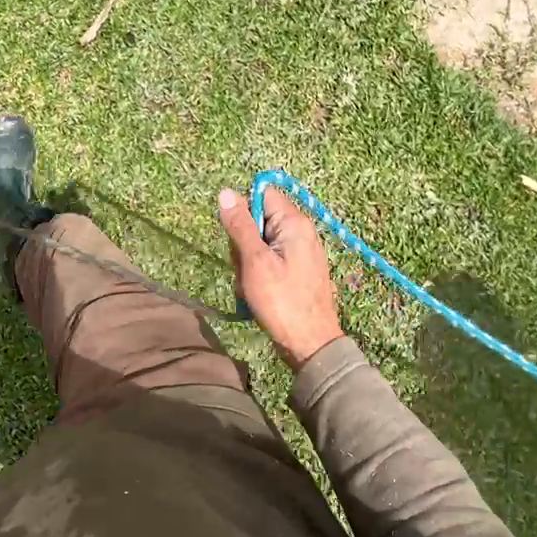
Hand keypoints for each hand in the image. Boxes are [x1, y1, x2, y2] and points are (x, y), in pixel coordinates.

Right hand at [217, 188, 343, 370]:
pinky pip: (270, 260)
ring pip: (261, 243)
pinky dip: (259, 273)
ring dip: (248, 261)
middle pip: (259, 220)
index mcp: (295, 223)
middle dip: (244, 242)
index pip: (262, 195)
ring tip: (251, 284)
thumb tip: (226, 192)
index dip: (244, 211)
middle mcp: (302, 232)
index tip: (237, 236)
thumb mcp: (254, 260)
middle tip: (245, 266)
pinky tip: (258, 292)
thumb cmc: (281, 300)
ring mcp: (302, 252)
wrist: (310, 344)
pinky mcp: (299, 270)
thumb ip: (240, 225)